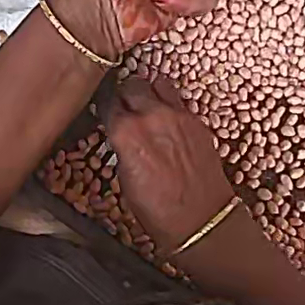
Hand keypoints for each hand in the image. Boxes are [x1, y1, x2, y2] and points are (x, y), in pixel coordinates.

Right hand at [100, 76, 280, 292]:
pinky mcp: (197, 121)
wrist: (200, 220)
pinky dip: (169, 105)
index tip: (105, 111)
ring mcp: (178, 116)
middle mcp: (152, 117)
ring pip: (157, 84)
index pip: (108, 103)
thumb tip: (121, 137)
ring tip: (146, 106)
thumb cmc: (159, 210)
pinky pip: (178, 100)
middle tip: (123, 107)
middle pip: (132, 86)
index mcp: (127, 133)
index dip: (105, 107)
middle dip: (125, 95)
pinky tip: (166, 120)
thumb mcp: (125, 180)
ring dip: (148, 92)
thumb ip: (122, 148)